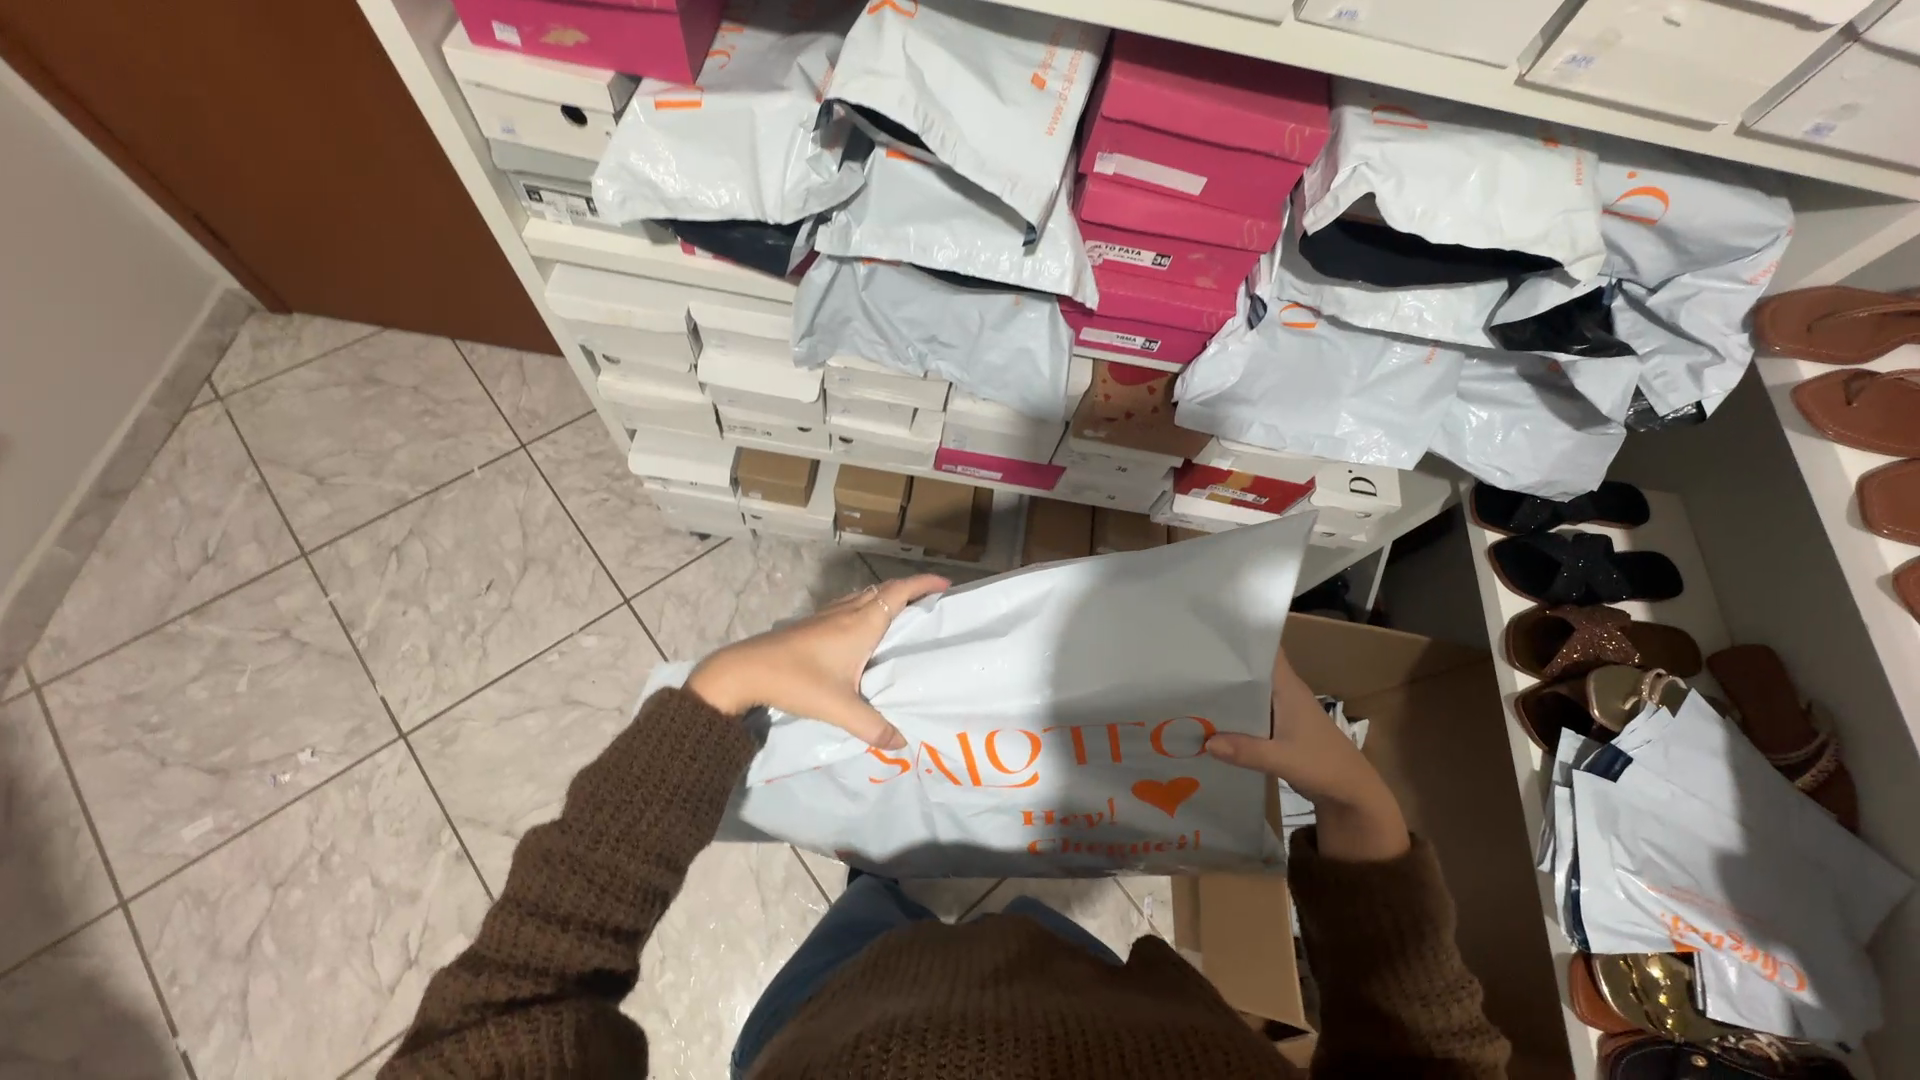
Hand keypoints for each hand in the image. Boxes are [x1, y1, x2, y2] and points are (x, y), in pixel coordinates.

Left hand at [685, 575, 949, 749]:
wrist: (746, 670)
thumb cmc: (796, 680)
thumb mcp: (839, 708)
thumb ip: (871, 726)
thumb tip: (901, 743)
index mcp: (861, 623)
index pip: (899, 592)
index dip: (924, 583)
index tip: (946, 582)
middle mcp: (847, 612)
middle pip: (885, 589)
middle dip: (911, 589)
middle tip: (931, 600)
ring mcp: (828, 615)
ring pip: (865, 595)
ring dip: (888, 597)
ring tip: (904, 613)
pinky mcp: (813, 624)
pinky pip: (850, 605)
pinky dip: (868, 607)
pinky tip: (864, 629)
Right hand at [1204, 645, 1410, 861]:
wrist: (1352, 794)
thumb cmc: (1325, 766)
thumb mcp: (1284, 759)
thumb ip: (1247, 751)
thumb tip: (1205, 741)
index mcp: (1288, 688)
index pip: (1265, 649)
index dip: (1241, 637)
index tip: (1209, 630)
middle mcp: (1283, 692)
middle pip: (1250, 669)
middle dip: (1221, 665)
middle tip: (1184, 660)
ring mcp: (1280, 711)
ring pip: (1247, 692)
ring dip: (1224, 691)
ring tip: (1187, 686)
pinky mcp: (1277, 728)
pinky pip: (1248, 713)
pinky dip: (1231, 714)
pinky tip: (1206, 719)